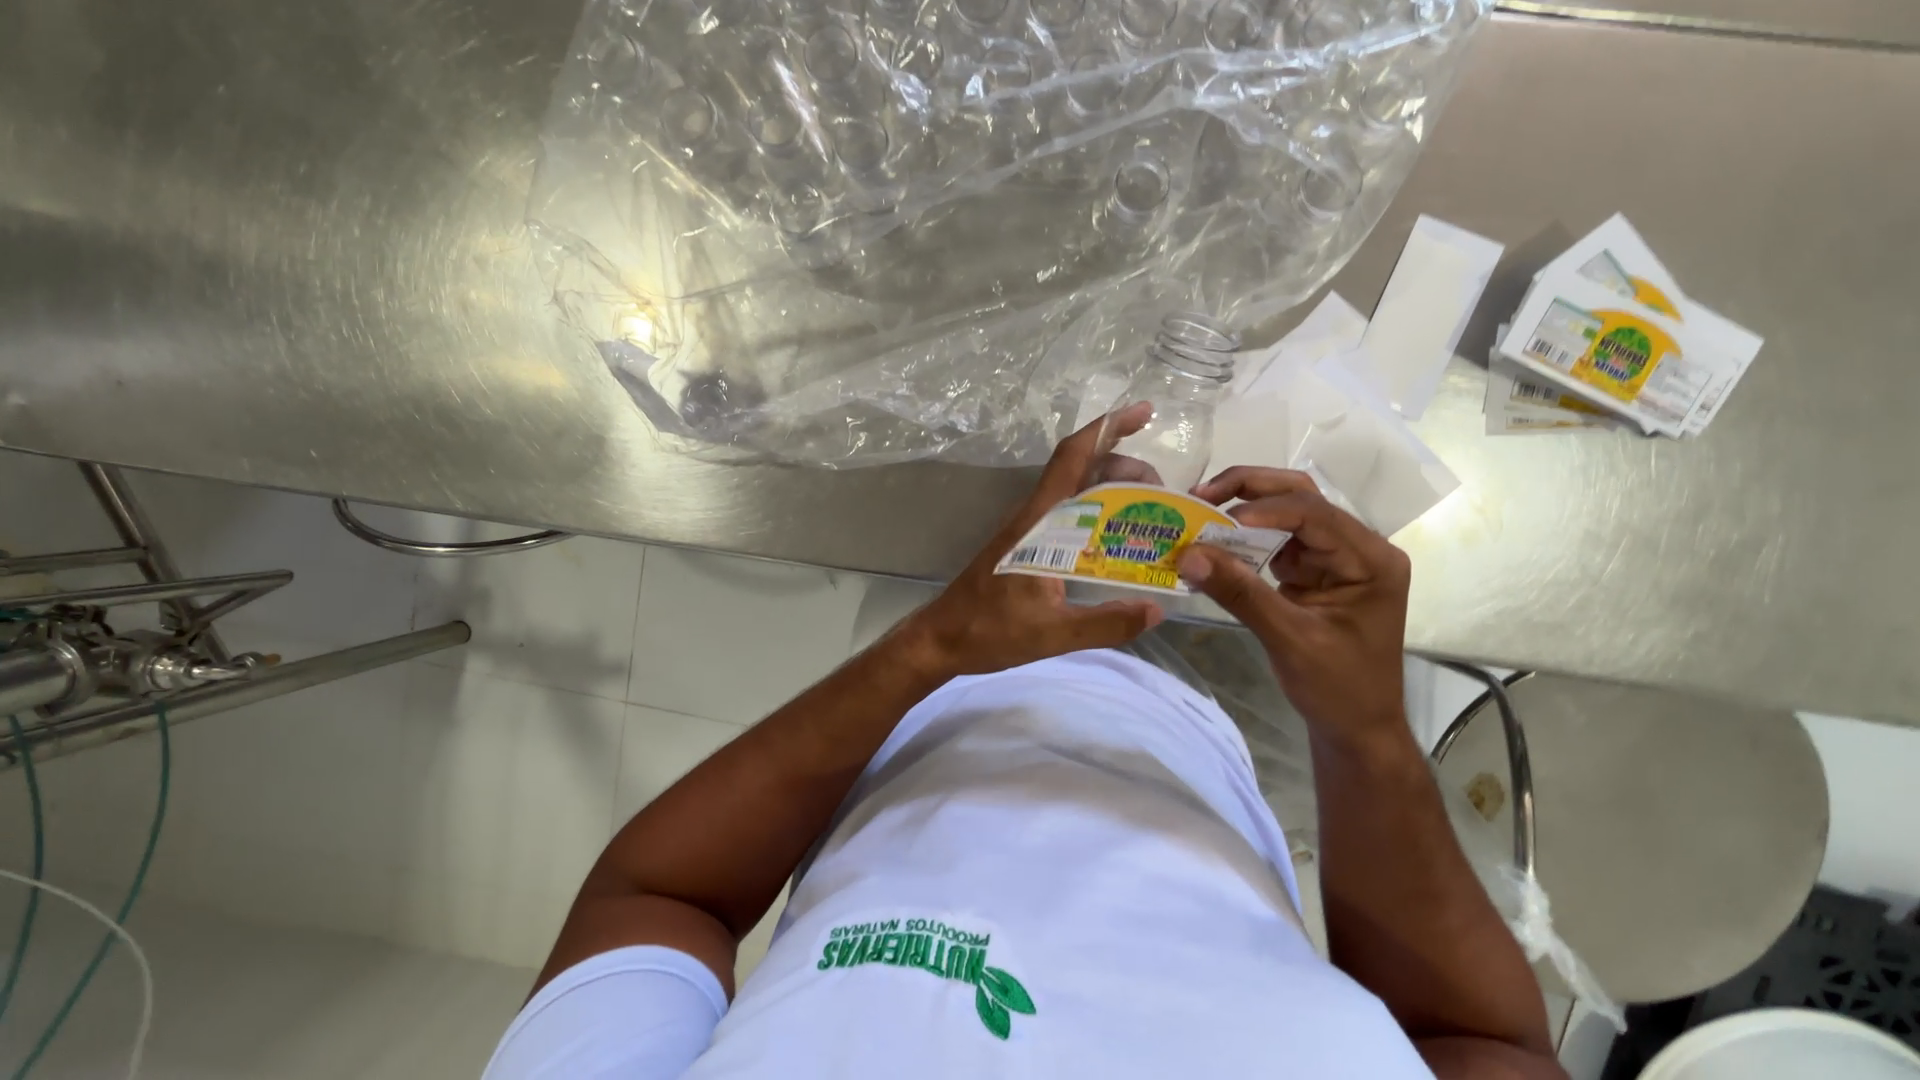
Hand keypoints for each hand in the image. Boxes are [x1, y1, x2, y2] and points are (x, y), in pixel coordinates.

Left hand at [897, 404, 1165, 676]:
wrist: (941, 639)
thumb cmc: (989, 630)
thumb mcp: (1053, 633)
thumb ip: (1105, 623)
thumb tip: (1156, 611)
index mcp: (1039, 522)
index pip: (1074, 458)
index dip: (1108, 428)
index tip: (1144, 412)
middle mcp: (1034, 515)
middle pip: (1081, 470)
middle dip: (1124, 466)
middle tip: (1162, 490)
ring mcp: (1028, 529)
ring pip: (1075, 491)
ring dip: (1111, 487)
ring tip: (1148, 509)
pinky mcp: (1025, 545)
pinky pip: (1068, 514)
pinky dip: (1097, 510)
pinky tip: (1116, 536)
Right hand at [1179, 467, 1410, 745]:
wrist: (1357, 729)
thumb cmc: (1338, 688)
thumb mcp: (1289, 640)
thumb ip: (1241, 593)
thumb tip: (1188, 554)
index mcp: (1371, 559)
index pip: (1314, 513)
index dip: (1262, 510)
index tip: (1212, 518)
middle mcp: (1358, 548)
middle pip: (1302, 498)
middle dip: (1251, 490)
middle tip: (1200, 493)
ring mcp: (1335, 560)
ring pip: (1287, 515)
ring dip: (1243, 510)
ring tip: (1199, 510)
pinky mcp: (1314, 574)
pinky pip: (1276, 544)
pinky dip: (1243, 540)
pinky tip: (1212, 543)